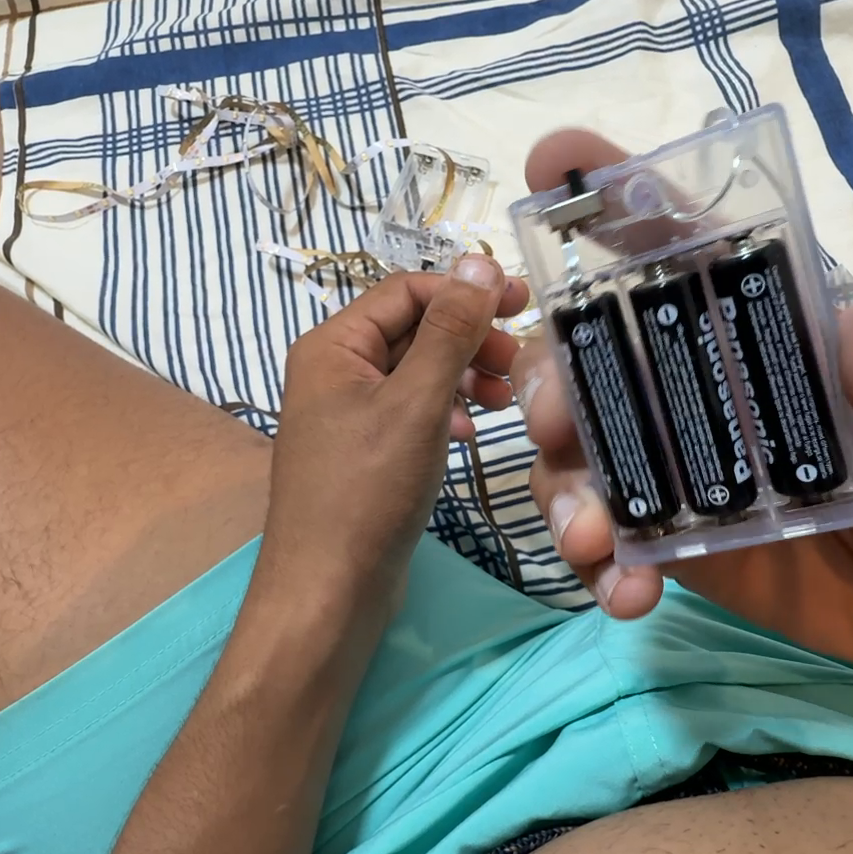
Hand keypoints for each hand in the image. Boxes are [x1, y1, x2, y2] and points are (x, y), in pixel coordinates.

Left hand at [263, 257, 530, 613]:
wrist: (329, 590)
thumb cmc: (368, 491)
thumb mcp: (416, 403)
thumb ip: (449, 331)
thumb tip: (479, 263)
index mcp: (333, 345)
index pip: (406, 291)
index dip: (465, 292)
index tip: (522, 305)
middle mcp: (335, 370)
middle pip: (413, 329)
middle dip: (468, 339)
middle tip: (517, 365)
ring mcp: (349, 413)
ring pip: (417, 372)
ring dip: (463, 376)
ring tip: (503, 401)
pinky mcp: (366, 449)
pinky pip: (412, 410)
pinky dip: (446, 411)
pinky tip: (470, 432)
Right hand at [515, 131, 852, 675]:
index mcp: (766, 332)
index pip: (683, 245)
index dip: (614, 196)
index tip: (553, 162)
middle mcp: (698, 386)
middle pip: (590, 355)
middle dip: (550, 374)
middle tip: (556, 417)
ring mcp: (674, 464)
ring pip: (574, 449)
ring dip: (560, 482)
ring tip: (590, 534)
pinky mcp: (666, 536)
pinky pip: (603, 539)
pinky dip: (598, 563)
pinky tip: (626, 593)